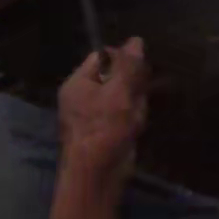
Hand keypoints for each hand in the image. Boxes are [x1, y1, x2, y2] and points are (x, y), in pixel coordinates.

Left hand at [56, 37, 148, 197]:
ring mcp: (93, 114)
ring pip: (123, 95)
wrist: (96, 177)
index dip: (123, 58)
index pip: (103, 56)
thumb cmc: (104, 130)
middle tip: (138, 97)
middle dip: (133, 84)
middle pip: (114, 75)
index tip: (140, 69)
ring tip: (135, 116)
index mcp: (78, 82)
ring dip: (136, 102)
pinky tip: (137, 126)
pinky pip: (124, 113)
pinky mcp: (105, 130)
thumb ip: (129, 66)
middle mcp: (83, 96)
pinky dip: (134, 117)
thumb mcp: (119, 93)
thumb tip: (136, 40)